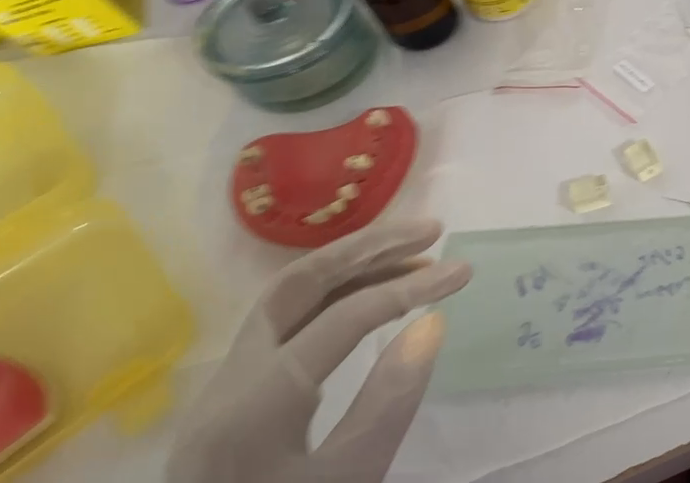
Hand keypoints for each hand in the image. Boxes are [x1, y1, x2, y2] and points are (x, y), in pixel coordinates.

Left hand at [166, 220, 471, 482]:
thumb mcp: (348, 479)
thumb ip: (388, 402)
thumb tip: (433, 323)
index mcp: (258, 401)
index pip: (345, 317)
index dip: (410, 287)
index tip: (464, 271)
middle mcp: (232, 378)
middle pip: (298, 284)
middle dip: (368, 247)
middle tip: (430, 231)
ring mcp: (225, 385)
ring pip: (286, 298)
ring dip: (352, 266)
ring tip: (412, 256)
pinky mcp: (233, 396)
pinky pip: (282, 323)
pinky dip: (331, 295)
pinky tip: (371, 297)